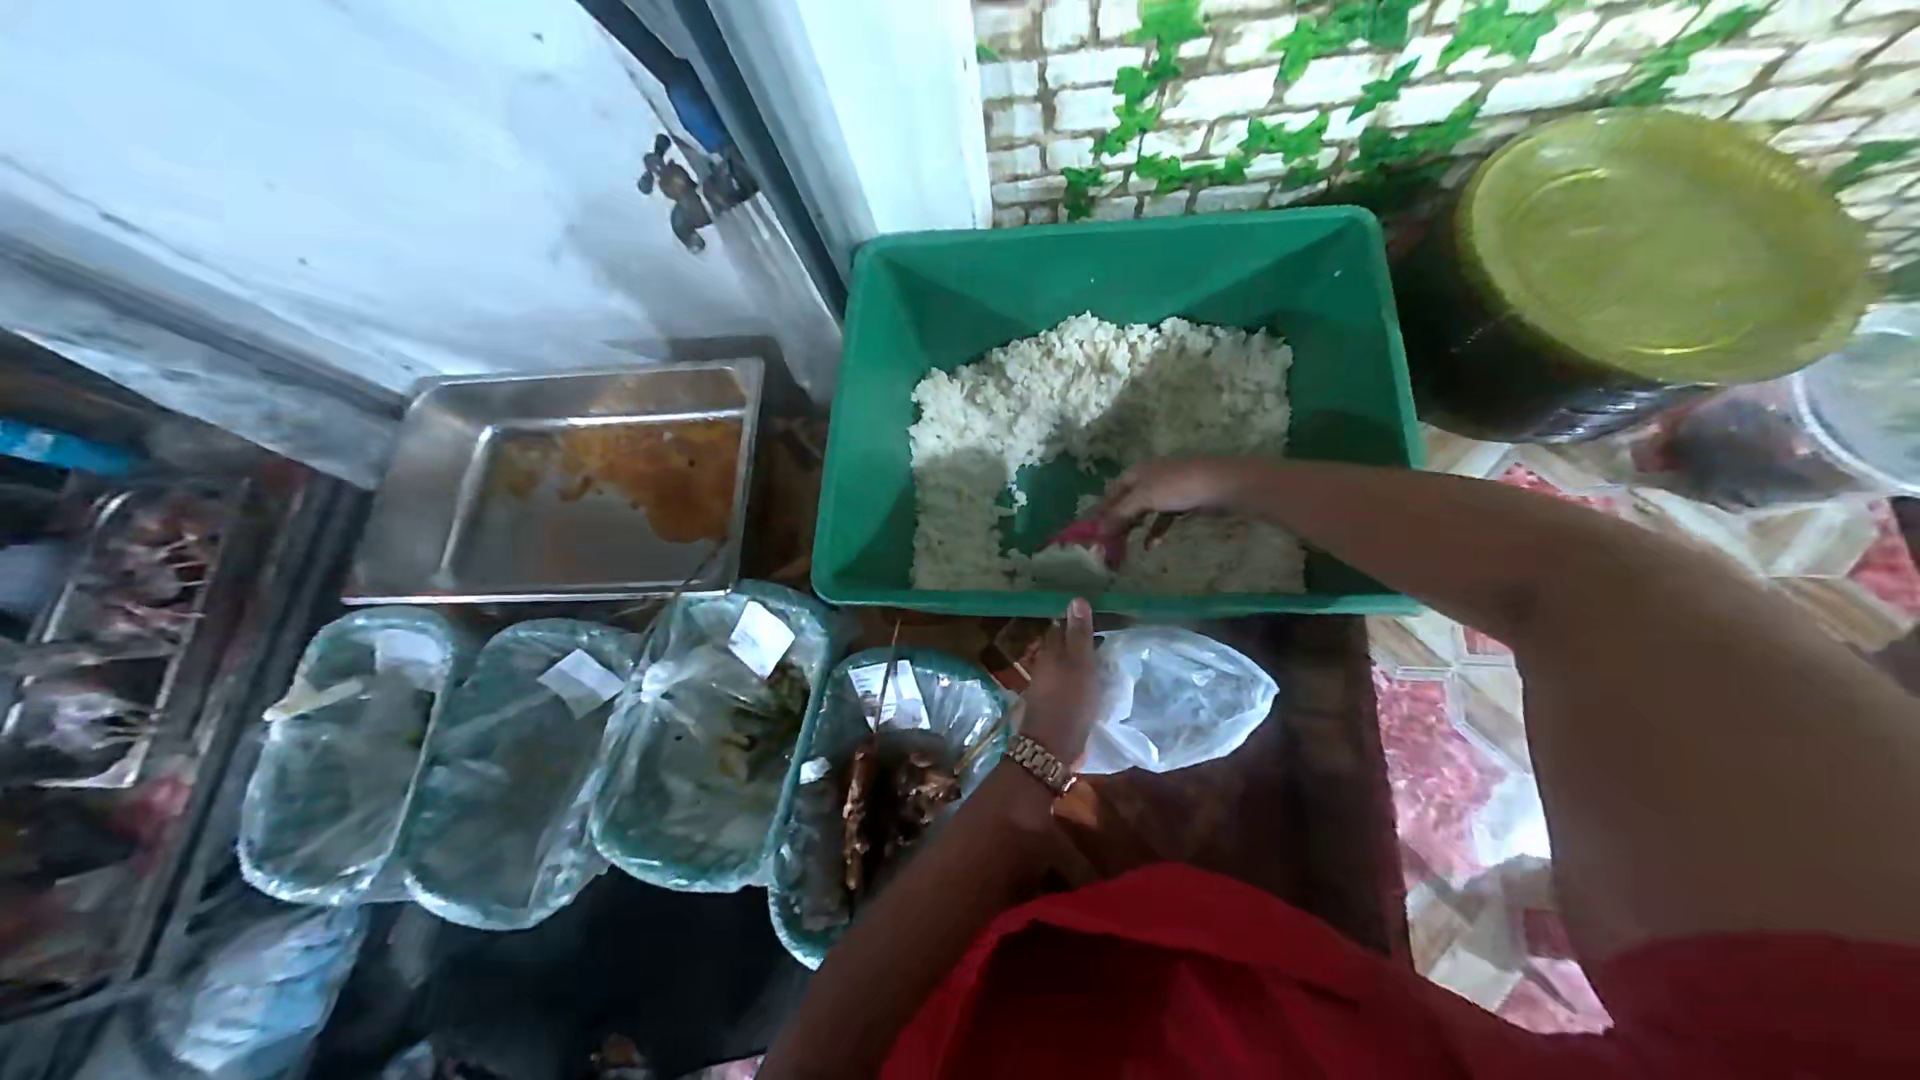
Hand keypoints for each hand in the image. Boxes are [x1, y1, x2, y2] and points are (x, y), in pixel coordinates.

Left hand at [1016, 598, 1098, 763]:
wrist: (1054, 746)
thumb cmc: (1068, 700)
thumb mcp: (1079, 663)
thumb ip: (1079, 634)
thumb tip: (1076, 599)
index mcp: (1050, 653)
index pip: (1060, 628)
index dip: (1073, 620)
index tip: (1092, 615)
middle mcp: (1046, 668)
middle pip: (1061, 647)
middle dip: (1076, 640)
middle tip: (1101, 633)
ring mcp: (1049, 688)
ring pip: (1065, 666)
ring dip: (1079, 661)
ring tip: (1102, 656)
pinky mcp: (1056, 706)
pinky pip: (1069, 685)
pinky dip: (1080, 679)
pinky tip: (1094, 682)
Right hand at [1095, 457, 1262, 533]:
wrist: (1221, 485)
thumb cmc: (1177, 486)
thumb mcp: (1143, 498)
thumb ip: (1120, 514)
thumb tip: (1097, 530)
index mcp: (1136, 472)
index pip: (1111, 492)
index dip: (1101, 511)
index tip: (1093, 533)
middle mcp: (1148, 479)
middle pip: (1126, 503)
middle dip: (1116, 523)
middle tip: (1107, 545)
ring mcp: (1166, 491)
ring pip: (1143, 512)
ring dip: (1133, 529)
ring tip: (1124, 548)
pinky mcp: (1182, 503)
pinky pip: (1161, 519)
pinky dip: (1155, 532)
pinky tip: (1150, 546)